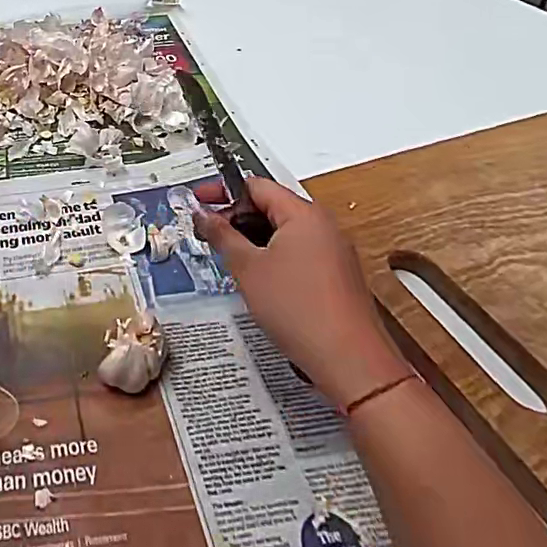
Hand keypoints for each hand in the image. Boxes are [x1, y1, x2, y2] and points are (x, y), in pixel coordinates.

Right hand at [191, 178, 409, 407]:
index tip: (198, 202)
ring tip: (225, 253)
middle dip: (235, 215)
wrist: (348, 360)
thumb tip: (203, 215)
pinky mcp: (334, 273)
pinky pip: (295, 250)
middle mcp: (323, 226)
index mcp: (304, 215)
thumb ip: (221, 234)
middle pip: (270, 205)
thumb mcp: (246, 266)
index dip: (222, 191)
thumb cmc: (298, 309)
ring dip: (250, 236)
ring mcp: (332, 251)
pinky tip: (252, 273)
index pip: (256, 186)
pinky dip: (269, 253)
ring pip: (281, 230)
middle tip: (207, 231)